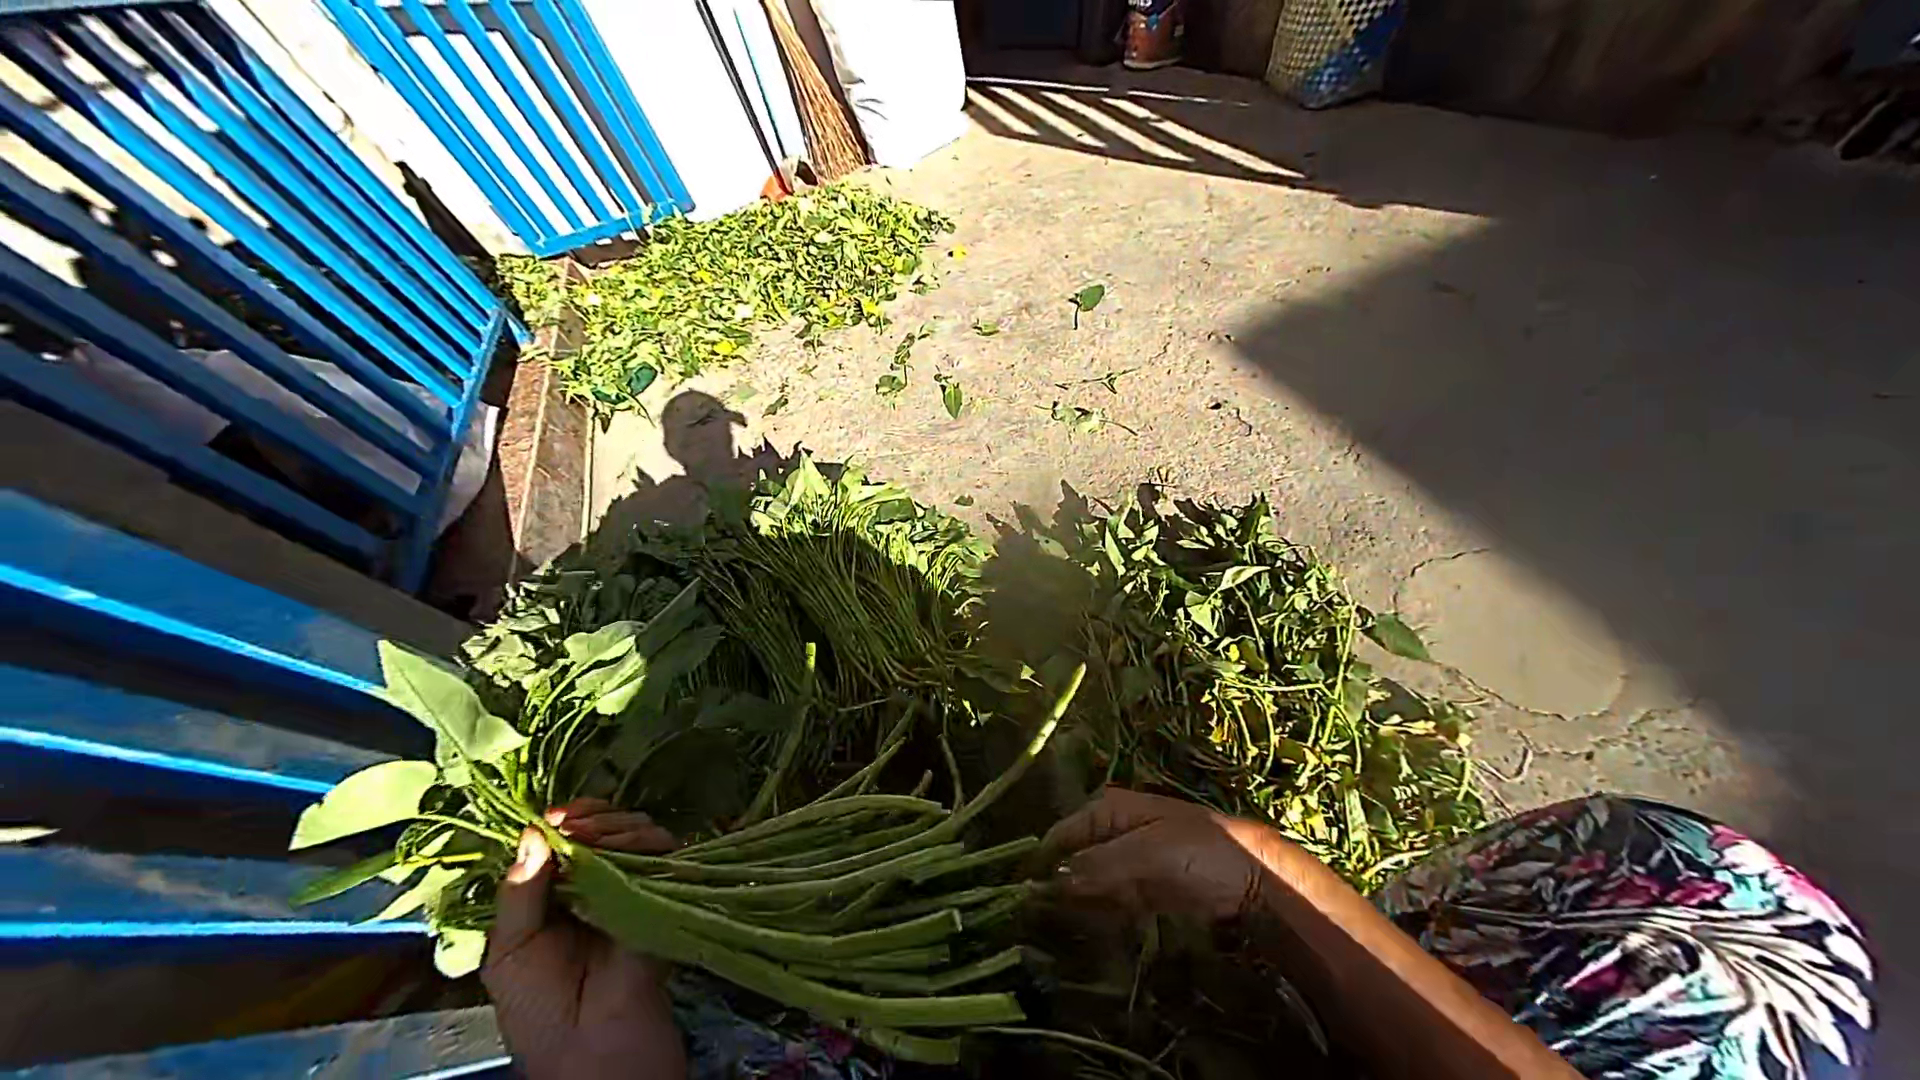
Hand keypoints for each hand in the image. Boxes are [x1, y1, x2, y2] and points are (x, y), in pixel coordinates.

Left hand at [482, 799, 686, 1079]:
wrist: (589, 1040)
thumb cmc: (541, 1005)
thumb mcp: (509, 951)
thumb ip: (518, 893)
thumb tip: (532, 831)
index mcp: (561, 888)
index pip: (569, 837)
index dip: (565, 819)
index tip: (555, 815)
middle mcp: (601, 876)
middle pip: (606, 823)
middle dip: (590, 816)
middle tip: (573, 824)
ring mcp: (636, 879)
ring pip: (636, 828)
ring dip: (614, 824)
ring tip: (591, 838)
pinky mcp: (666, 885)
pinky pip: (664, 848)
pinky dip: (644, 837)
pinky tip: (620, 845)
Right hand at [1038, 787, 1311, 920]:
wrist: (1250, 876)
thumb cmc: (1195, 850)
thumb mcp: (1144, 855)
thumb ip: (1098, 866)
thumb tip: (1052, 879)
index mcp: (1108, 810)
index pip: (1062, 835)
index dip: (1042, 861)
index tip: (1022, 891)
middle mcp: (1111, 831)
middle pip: (1073, 859)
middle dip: (1057, 885)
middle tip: (1037, 917)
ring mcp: (1126, 859)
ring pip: (1088, 881)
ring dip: (1075, 903)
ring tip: (1056, 927)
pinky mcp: (1141, 885)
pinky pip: (1109, 898)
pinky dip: (1098, 911)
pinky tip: (1088, 926)